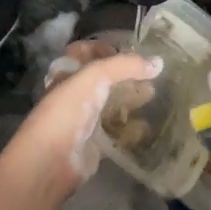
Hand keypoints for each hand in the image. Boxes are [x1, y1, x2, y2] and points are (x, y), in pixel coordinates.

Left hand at [1, 40, 160, 201]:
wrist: (51, 162)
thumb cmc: (68, 110)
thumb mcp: (95, 76)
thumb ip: (126, 66)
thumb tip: (160, 62)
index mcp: (66, 73)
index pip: (84, 52)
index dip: (103, 48)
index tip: (128, 49)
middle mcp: (73, 94)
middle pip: (100, 79)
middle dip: (123, 75)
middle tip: (148, 73)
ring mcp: (83, 119)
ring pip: (109, 103)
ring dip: (129, 99)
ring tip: (153, 93)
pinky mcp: (93, 144)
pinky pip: (115, 131)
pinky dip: (131, 127)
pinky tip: (148, 124)